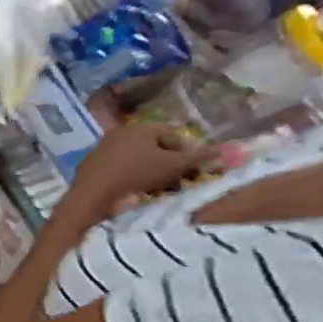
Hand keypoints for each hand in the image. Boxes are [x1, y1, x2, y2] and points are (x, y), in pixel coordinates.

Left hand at [64, 121, 208, 222]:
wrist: (91, 194)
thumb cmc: (135, 174)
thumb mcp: (173, 166)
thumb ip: (200, 157)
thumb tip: (232, 150)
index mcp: (140, 128)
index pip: (172, 134)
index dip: (186, 150)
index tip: (193, 168)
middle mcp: (120, 133)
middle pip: (152, 146)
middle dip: (168, 161)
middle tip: (177, 179)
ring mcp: (103, 149)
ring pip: (135, 158)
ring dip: (150, 171)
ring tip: (159, 187)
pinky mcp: (92, 166)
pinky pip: (119, 169)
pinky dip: (130, 177)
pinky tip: (135, 191)